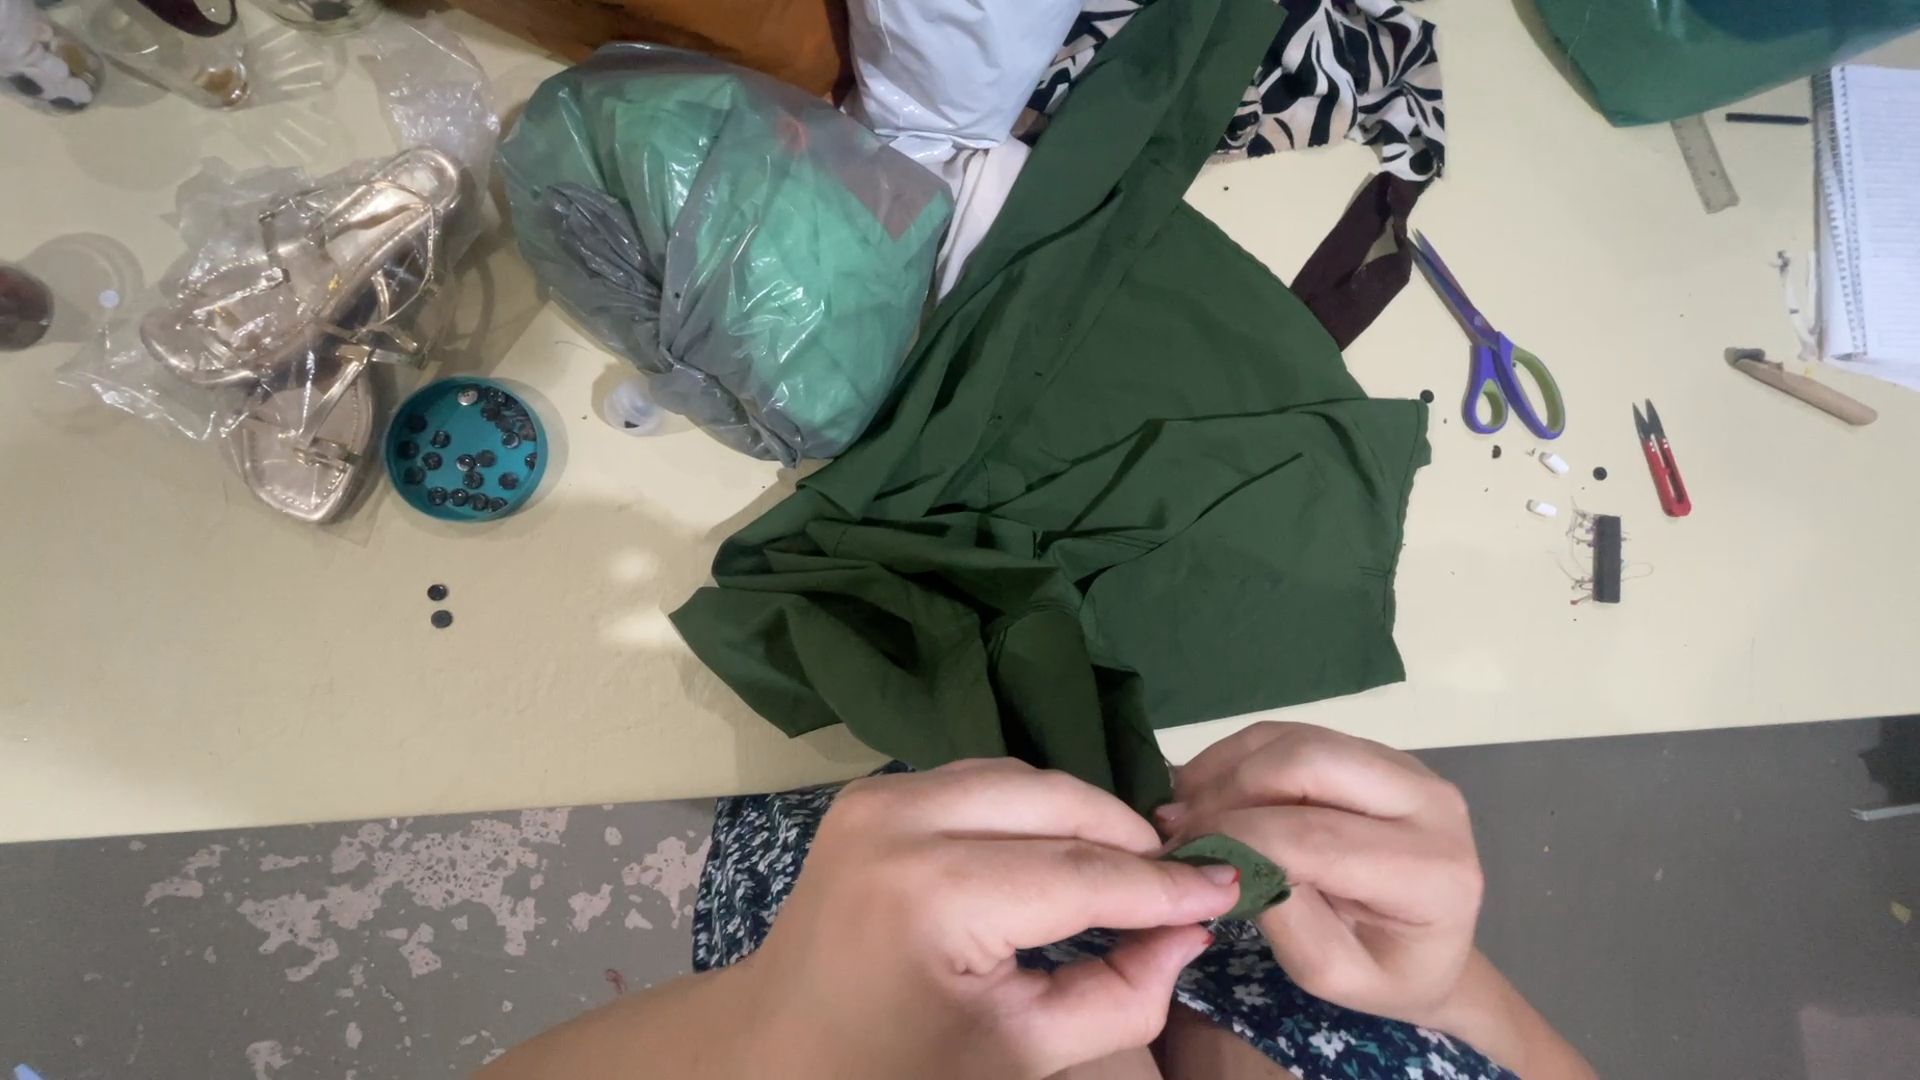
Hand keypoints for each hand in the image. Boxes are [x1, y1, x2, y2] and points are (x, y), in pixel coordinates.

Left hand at [744, 759, 1243, 1078]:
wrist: (777, 1047)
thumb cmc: (897, 1070)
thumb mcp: (1023, 1056)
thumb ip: (1122, 992)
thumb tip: (1187, 926)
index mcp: (934, 895)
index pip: (1078, 875)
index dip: (1160, 883)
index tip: (1227, 883)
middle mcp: (903, 819)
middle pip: (1053, 801)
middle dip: (1125, 836)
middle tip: (1176, 877)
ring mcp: (880, 792)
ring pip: (1019, 778)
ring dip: (1079, 815)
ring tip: (1120, 864)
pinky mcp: (874, 788)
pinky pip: (979, 781)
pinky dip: (1029, 807)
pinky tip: (1052, 845)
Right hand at [1157, 722, 1482, 1027]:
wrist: (1425, 945)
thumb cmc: (1381, 969)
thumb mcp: (1330, 972)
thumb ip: (1280, 915)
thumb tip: (1222, 858)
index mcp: (1434, 872)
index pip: (1318, 837)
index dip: (1238, 836)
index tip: (1183, 853)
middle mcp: (1429, 802)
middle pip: (1310, 762)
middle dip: (1230, 788)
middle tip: (1180, 823)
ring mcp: (1399, 764)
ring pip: (1291, 739)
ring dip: (1224, 767)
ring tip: (1184, 805)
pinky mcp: (1364, 747)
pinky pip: (1286, 733)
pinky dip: (1233, 755)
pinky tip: (1206, 787)